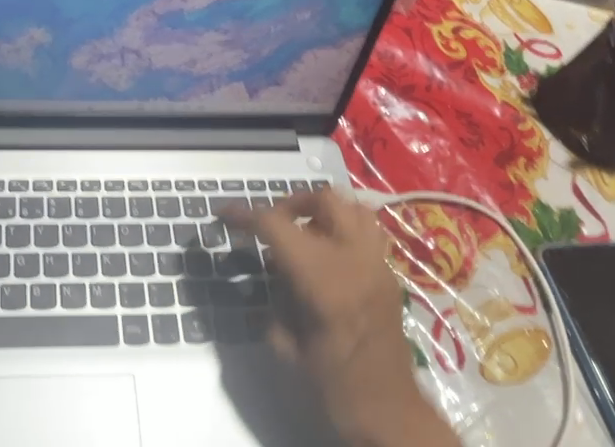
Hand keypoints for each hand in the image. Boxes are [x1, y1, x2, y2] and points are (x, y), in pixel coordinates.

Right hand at [224, 190, 456, 446]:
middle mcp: (354, 259)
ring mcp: (377, 263)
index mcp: (322, 278)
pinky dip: (345, 227)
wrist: (388, 414)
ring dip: (323, 210)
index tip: (223, 214)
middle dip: (290, 204)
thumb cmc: (331, 386)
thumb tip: (272, 274)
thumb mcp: (285, 344)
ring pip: (352, 206)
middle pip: (322, 200)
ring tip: (305, 230)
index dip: (244, 215)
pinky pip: (368, 231)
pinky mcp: (390, 275)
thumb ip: (275, 298)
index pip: (275, 225)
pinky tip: (331, 252)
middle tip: (271, 225)